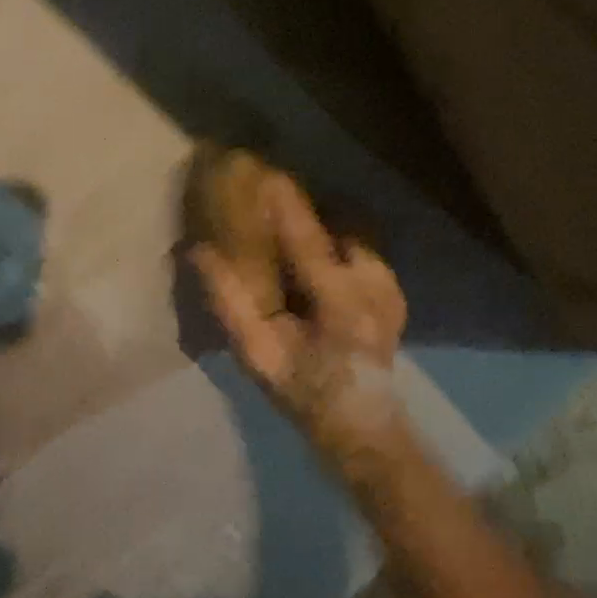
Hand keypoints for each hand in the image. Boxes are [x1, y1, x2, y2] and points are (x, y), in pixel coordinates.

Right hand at [190, 172, 407, 450]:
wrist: (362, 426)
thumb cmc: (304, 394)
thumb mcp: (257, 356)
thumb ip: (229, 304)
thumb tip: (201, 253)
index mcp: (339, 303)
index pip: (306, 239)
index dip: (285, 203)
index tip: (263, 171)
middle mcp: (373, 286)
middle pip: (337, 226)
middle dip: (303, 207)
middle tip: (271, 190)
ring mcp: (391, 287)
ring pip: (353, 235)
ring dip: (322, 222)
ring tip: (290, 215)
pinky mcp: (395, 289)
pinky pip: (362, 249)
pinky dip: (338, 239)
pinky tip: (316, 247)